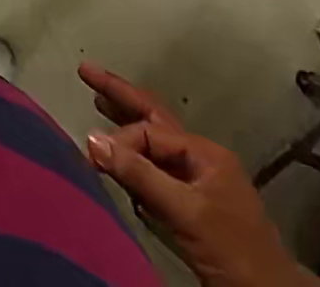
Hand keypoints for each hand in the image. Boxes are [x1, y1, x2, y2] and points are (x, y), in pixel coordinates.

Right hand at [79, 63, 319, 286]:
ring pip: (153, 142)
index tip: (94, 159)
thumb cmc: (232, 249)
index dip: (119, 141)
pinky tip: (119, 155)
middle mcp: (198, 158)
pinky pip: (154, 169)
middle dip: (119, 95)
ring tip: (98, 99)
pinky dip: (134, 156)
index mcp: (203, 153)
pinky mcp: (190, 205)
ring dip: (125, 121)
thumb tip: (92, 139)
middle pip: (152, 118)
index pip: (148, 132)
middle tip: (86, 71)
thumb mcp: (185, 211)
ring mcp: (195, 181)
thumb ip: (139, 174)